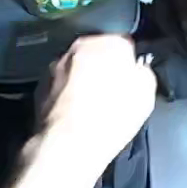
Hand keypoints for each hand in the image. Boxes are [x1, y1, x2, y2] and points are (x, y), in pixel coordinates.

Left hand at [33, 36, 156, 172]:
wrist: (68, 144)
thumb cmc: (111, 117)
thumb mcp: (146, 93)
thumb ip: (143, 71)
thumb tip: (137, 69)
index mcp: (107, 43)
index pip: (125, 43)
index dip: (131, 61)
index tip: (133, 77)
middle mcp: (78, 48)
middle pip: (98, 52)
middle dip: (106, 67)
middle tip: (116, 92)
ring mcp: (55, 66)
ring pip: (78, 68)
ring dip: (86, 79)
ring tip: (95, 106)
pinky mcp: (40, 85)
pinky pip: (62, 84)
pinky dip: (69, 93)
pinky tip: (78, 113)